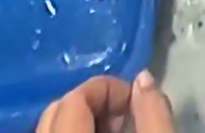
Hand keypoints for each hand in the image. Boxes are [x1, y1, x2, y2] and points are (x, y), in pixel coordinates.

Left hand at [36, 72, 174, 132]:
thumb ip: (154, 112)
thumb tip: (143, 77)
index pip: (75, 98)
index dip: (109, 89)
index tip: (134, 101)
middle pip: (57, 109)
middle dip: (95, 102)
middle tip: (125, 116)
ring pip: (49, 126)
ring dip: (84, 118)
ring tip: (114, 130)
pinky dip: (73, 132)